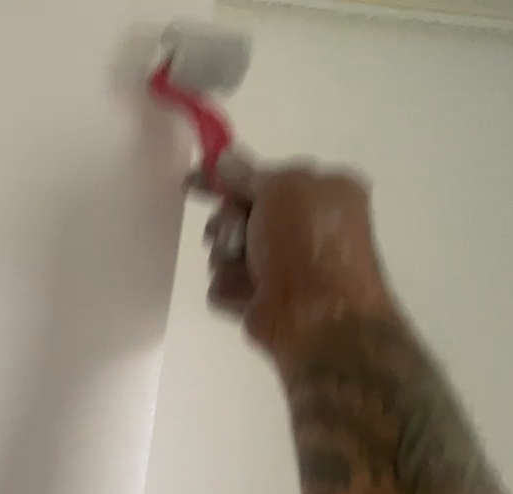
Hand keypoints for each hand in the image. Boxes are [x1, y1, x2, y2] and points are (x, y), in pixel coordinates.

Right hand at [204, 163, 394, 364]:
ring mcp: (279, 263)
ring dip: (226, 260)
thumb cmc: (309, 243)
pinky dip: (230, 288)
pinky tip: (249, 296)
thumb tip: (223, 159)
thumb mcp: (284, 189)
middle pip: (236, 215)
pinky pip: (224, 284)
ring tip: (247, 272)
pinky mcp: (259, 296)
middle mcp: (302, 225)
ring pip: (225, 252)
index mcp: (320, 191)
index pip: (261, 177)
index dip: (225, 179)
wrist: (317, 315)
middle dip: (226, 225)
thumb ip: (250, 173)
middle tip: (235, 237)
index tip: (192, 181)